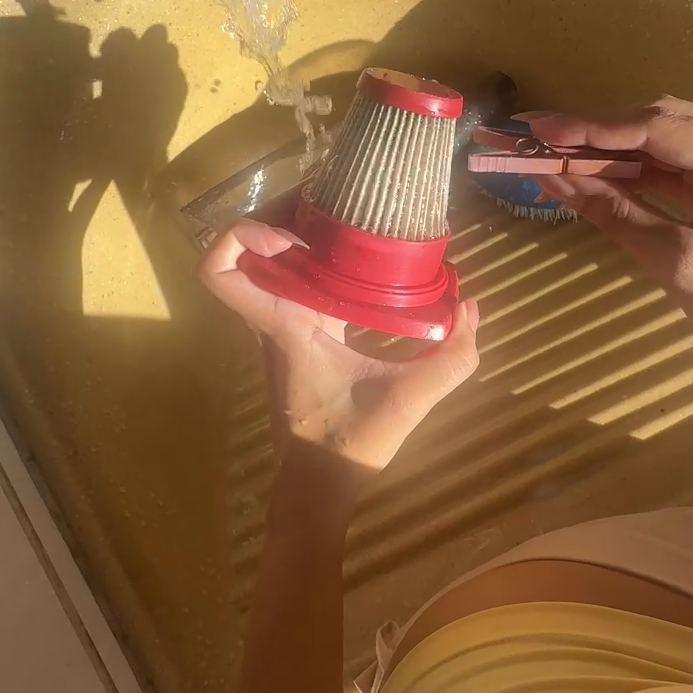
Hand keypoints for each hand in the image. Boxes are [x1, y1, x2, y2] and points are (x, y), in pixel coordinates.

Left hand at [198, 220, 480, 471]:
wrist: (318, 487)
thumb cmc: (348, 445)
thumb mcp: (407, 401)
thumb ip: (449, 360)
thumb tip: (473, 308)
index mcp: (284, 328)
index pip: (219, 274)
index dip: (236, 236)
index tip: (286, 231)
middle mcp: (272, 322)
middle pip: (246, 253)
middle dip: (278, 218)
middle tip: (330, 205)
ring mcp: (278, 331)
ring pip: (268, 268)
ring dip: (295, 239)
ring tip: (345, 222)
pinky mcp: (294, 340)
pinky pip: (291, 287)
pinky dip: (312, 266)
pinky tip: (357, 264)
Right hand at [522, 97, 692, 374]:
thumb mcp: (675, 261)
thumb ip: (614, 211)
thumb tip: (552, 178)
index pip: (661, 129)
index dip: (594, 128)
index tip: (541, 130)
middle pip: (661, 124)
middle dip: (597, 132)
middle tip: (540, 137)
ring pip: (662, 144)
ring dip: (609, 150)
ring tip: (556, 152)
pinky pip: (670, 169)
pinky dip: (630, 173)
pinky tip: (591, 174)